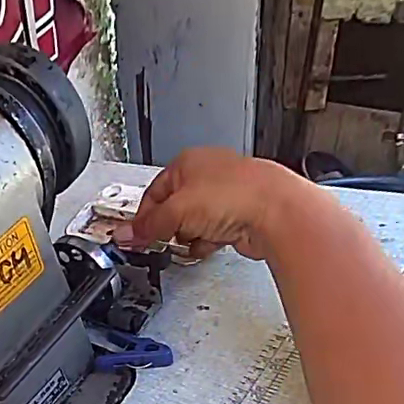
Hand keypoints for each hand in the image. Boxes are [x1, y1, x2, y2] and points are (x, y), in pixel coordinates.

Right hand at [118, 147, 332, 261]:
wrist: (277, 212)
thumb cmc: (236, 194)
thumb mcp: (176, 210)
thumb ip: (147, 226)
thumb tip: (126, 234)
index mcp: (188, 162)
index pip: (152, 193)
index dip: (142, 217)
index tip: (134, 236)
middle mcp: (206, 175)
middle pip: (171, 210)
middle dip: (167, 228)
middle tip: (163, 238)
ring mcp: (223, 197)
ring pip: (190, 224)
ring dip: (188, 237)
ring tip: (194, 238)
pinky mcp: (235, 217)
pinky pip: (209, 235)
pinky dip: (206, 242)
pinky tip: (211, 242)